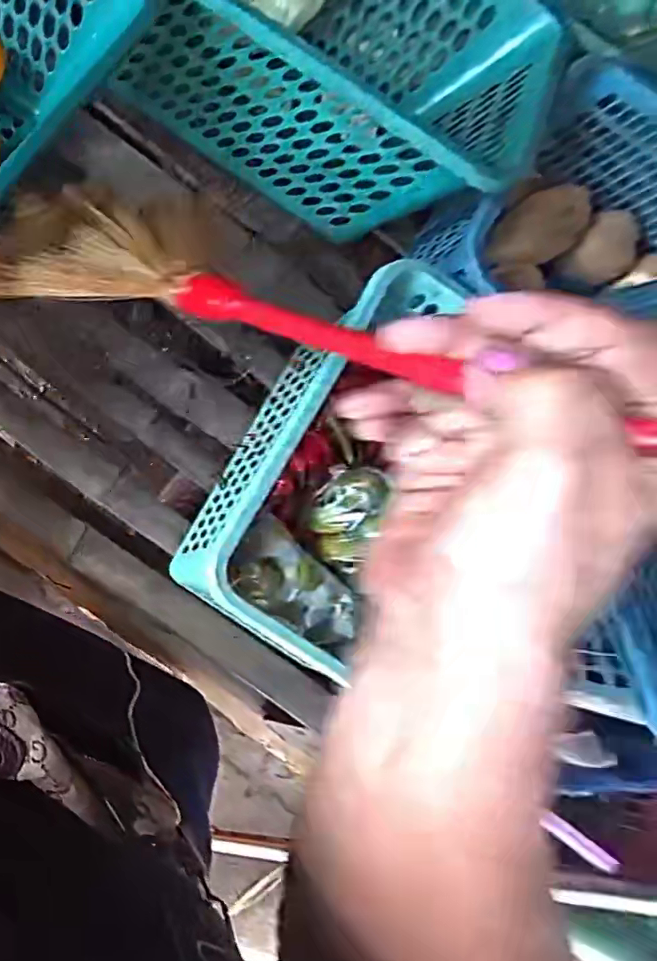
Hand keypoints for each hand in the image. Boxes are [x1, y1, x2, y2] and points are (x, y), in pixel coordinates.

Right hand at [334, 292, 656, 646]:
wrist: (446, 623)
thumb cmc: (520, 556)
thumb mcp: (555, 466)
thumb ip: (541, 393)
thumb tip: (491, 354)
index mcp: (635, 435)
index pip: (608, 350)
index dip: (542, 320)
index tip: (473, 307)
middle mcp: (571, 440)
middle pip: (514, 370)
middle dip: (450, 352)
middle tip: (389, 340)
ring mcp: (500, 459)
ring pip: (454, 398)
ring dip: (403, 390)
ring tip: (360, 399)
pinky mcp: (442, 476)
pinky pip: (416, 429)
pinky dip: (386, 418)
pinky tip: (362, 419)